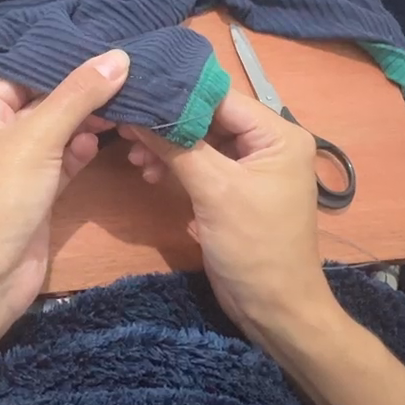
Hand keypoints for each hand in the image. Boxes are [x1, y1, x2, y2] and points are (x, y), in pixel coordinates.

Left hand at [0, 49, 130, 326]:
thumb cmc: (0, 196)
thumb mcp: (38, 137)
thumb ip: (79, 96)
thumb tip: (119, 56)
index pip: (23, 76)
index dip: (61, 65)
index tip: (105, 53)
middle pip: (43, 105)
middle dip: (80, 96)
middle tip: (125, 81)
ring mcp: (15, 171)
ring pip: (55, 136)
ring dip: (84, 125)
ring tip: (122, 108)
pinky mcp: (35, 198)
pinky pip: (61, 165)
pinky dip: (80, 153)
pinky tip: (101, 143)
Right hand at [120, 90, 344, 353]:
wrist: (274, 310)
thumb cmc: (253, 247)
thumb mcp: (214, 191)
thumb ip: (176, 147)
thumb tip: (136, 112)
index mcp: (278, 135)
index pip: (221, 98)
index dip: (177, 95)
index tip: (135, 94)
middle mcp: (268, 144)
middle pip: (209, 117)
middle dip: (168, 124)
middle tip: (126, 128)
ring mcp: (251, 167)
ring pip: (201, 141)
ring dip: (167, 147)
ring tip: (135, 157)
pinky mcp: (235, 189)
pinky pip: (201, 164)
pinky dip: (176, 166)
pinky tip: (149, 172)